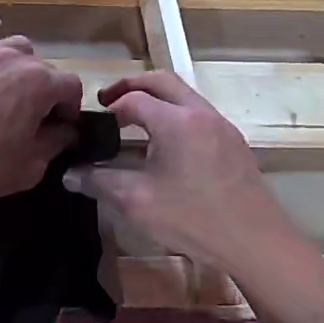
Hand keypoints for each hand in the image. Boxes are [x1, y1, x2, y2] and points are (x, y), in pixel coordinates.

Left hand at [0, 13, 83, 206]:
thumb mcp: (30, 167)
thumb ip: (55, 143)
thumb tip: (65, 132)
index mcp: (41, 83)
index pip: (71, 86)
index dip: (71, 108)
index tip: (62, 128)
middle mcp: (15, 59)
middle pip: (44, 69)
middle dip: (47, 93)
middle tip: (35, 121)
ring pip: (15, 48)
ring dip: (23, 67)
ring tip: (14, 91)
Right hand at [62, 72, 296, 271]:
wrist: (254, 241)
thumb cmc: (192, 219)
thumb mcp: (137, 202)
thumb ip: (99, 183)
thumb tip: (69, 174)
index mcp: (176, 121)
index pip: (135, 99)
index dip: (111, 107)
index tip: (94, 123)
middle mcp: (201, 113)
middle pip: (162, 81)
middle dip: (132, 85)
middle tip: (109, 101)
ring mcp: (222, 126)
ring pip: (184, 95)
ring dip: (157, 98)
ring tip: (134, 120)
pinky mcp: (233, 143)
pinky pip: (199, 114)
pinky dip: (176, 114)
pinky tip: (165, 145)